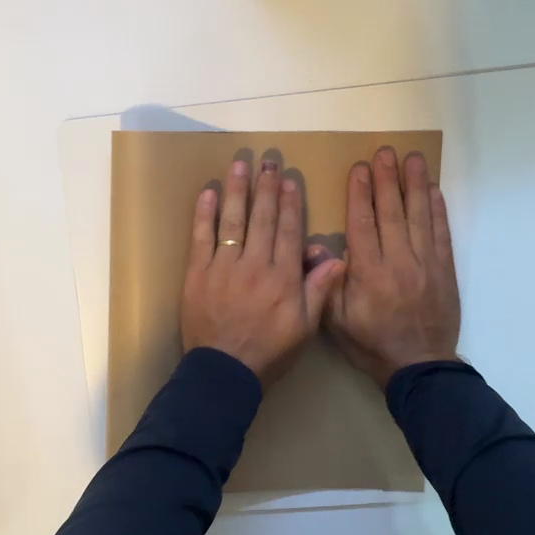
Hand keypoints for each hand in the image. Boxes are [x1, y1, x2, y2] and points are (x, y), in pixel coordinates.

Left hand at [182, 157, 344, 382]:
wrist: (224, 372)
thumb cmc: (268, 353)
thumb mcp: (304, 328)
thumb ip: (319, 291)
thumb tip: (336, 258)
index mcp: (284, 277)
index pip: (289, 231)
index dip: (291, 203)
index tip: (290, 181)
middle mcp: (255, 265)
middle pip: (263, 218)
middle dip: (267, 188)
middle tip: (269, 162)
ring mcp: (224, 266)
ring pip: (234, 220)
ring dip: (238, 190)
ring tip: (241, 164)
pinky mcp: (198, 273)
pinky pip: (201, 236)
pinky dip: (205, 213)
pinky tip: (209, 192)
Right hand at [324, 147, 460, 386]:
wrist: (418, 367)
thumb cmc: (371, 344)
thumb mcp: (336, 321)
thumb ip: (327, 282)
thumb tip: (316, 247)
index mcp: (368, 273)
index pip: (363, 223)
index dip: (360, 193)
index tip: (359, 168)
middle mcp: (398, 261)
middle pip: (392, 212)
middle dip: (387, 179)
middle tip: (385, 152)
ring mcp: (425, 264)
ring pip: (419, 216)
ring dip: (415, 185)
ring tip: (412, 159)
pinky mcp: (444, 271)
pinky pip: (441, 233)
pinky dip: (437, 210)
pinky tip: (434, 191)